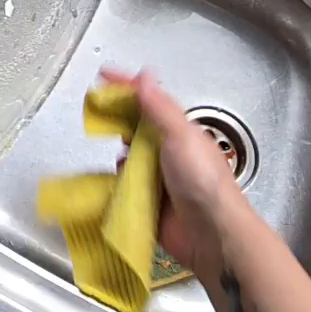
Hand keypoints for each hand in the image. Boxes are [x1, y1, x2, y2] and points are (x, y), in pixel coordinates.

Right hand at [101, 67, 242, 268]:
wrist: (213, 237)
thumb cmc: (203, 182)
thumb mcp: (181, 136)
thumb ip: (160, 107)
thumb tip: (144, 76)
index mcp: (180, 132)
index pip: (150, 100)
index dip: (126, 86)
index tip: (103, 74)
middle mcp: (168, 152)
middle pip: (136, 127)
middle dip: (117, 119)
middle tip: (96, 113)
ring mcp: (159, 177)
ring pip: (128, 156)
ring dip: (120, 156)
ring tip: (118, 159)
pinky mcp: (148, 202)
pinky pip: (125, 185)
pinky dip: (117, 182)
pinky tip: (116, 184)